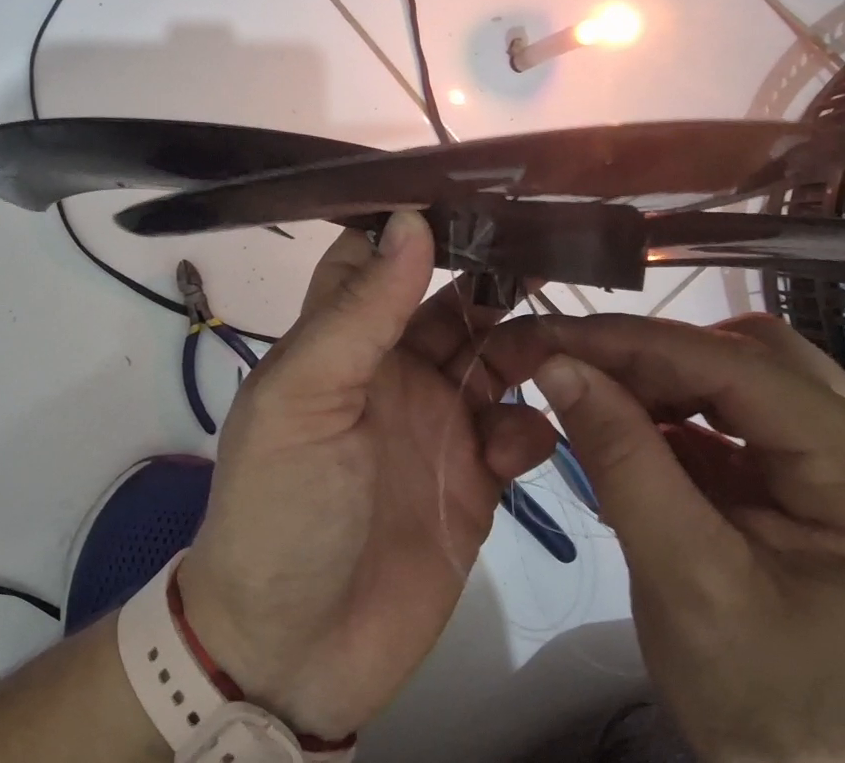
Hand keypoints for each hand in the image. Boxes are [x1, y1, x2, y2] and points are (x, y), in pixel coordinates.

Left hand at [175, 212, 558, 739]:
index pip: (377, 264)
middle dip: (497, 284)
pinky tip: (522, 444)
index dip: (418, 231)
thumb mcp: (304, 399)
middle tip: (558, 262)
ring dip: (530, 351)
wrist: (293, 648)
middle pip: (452, 306)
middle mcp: (389, 376)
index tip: (483, 197)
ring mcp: (435, 430)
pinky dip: (531, 428)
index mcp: (339, 345)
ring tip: (562, 353)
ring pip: (498, 363)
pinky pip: (518, 435)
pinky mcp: (474, 486)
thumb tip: (410, 219)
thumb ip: (359, 312)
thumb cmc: (283, 509)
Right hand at [534, 313, 844, 762]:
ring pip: (741, 373)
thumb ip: (621, 460)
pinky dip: (671, 411)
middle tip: (561, 367)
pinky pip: (734, 413)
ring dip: (657, 378)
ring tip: (589, 399)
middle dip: (648, 355)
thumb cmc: (755, 694)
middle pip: (753, 357)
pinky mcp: (811, 477)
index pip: (746, 372)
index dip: (638, 344)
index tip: (547, 335)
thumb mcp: (681, 576)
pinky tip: (626, 431)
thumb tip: (557, 364)